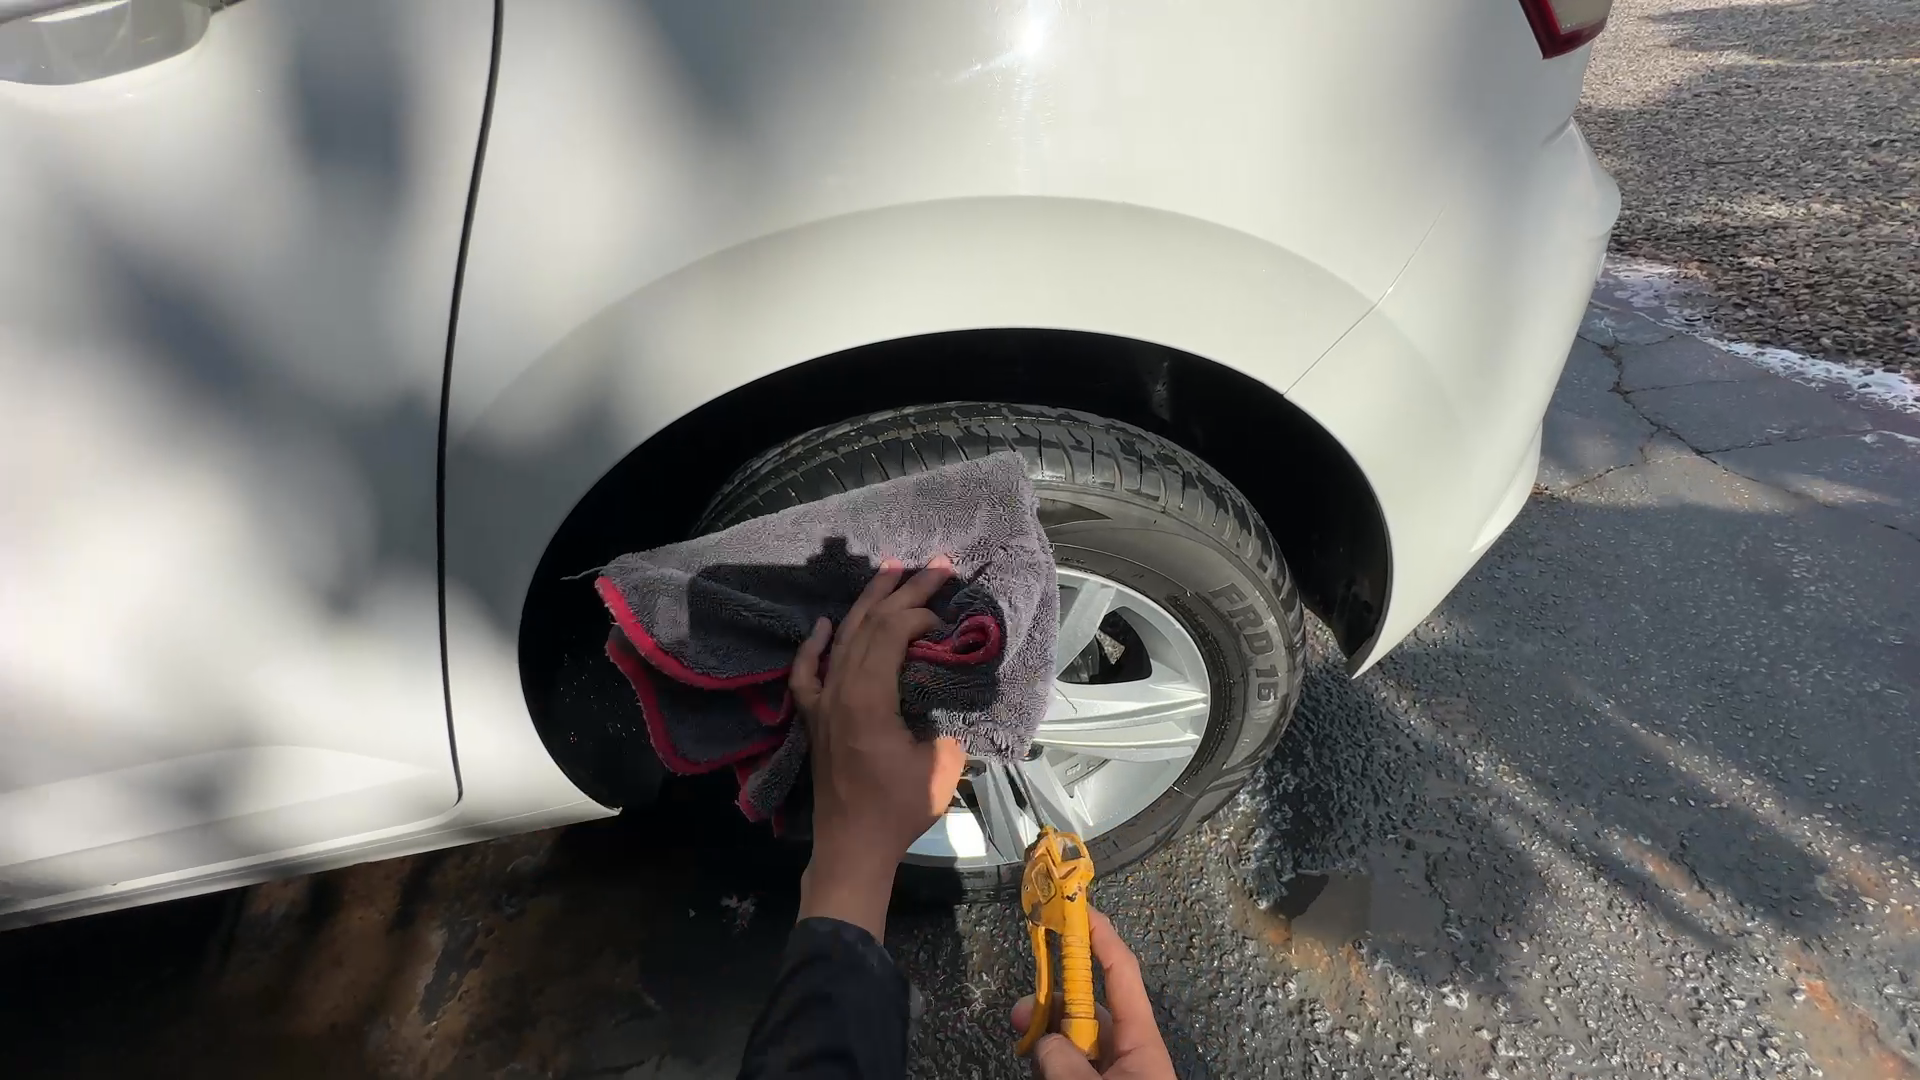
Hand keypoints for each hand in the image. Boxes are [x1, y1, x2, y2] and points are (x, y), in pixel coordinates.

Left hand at [790, 557, 968, 941]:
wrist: (852, 847)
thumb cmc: (898, 809)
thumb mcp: (942, 764)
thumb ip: (947, 718)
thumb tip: (951, 689)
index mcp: (869, 698)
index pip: (891, 633)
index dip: (920, 615)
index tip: (946, 621)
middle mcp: (840, 689)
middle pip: (870, 624)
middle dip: (905, 590)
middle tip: (936, 565)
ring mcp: (821, 701)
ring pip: (842, 637)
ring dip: (868, 601)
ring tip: (891, 570)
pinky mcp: (813, 716)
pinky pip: (806, 672)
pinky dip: (814, 645)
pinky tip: (822, 623)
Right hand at [1011, 910, 1175, 1078]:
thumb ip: (1065, 1061)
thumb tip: (1042, 1040)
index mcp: (1141, 1038)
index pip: (1121, 970)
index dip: (1100, 935)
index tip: (1075, 907)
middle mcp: (1127, 1049)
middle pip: (1085, 1007)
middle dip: (1050, 1003)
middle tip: (1019, 1015)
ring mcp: (1112, 1071)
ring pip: (1072, 1039)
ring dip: (1046, 1037)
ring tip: (1024, 1048)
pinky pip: (1071, 1064)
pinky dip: (1051, 1063)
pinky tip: (1038, 1072)